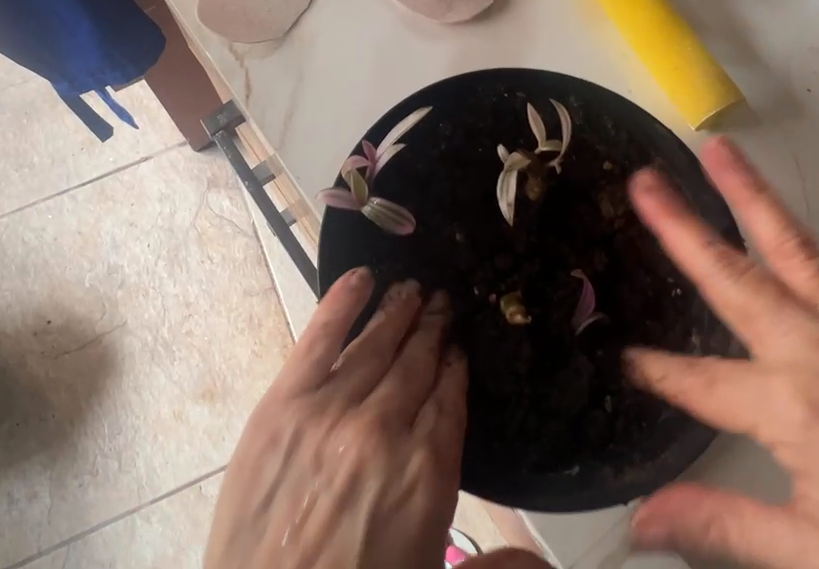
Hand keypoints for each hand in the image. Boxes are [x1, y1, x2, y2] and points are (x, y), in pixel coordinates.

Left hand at [207, 269, 473, 568]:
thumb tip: (537, 558)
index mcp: (426, 473)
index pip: (450, 398)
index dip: (455, 366)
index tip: (461, 344)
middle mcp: (384, 429)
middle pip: (417, 364)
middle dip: (433, 330)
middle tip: (442, 302)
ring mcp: (329, 409)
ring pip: (375, 345)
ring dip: (397, 312)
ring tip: (411, 289)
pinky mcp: (281, 404)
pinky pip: (318, 338)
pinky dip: (341, 303)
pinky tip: (360, 278)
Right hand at [624, 137, 818, 568]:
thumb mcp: (815, 559)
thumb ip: (719, 526)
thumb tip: (634, 523)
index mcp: (789, 407)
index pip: (697, 383)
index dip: (653, 372)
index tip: (618, 357)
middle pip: (735, 280)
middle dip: (681, 229)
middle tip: (642, 180)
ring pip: (798, 250)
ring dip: (755, 197)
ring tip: (719, 150)